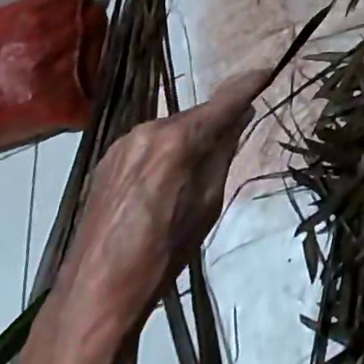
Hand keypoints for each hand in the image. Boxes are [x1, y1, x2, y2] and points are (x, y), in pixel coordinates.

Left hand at [54, 69, 268, 328]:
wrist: (95, 292)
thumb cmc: (163, 256)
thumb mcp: (207, 206)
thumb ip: (221, 156)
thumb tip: (237, 120)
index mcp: (175, 140)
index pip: (222, 103)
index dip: (248, 85)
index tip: (267, 70)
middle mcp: (146, 130)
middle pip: (193, 117)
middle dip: (215, 122)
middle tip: (236, 137)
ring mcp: (121, 144)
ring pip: (169, 130)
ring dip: (188, 140)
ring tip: (197, 172)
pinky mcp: (106, 161)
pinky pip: (148, 146)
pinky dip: (165, 153)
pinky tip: (166, 183)